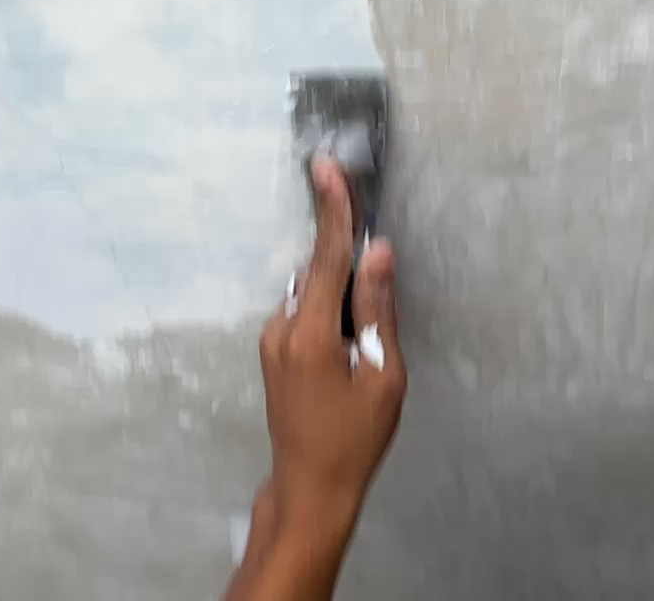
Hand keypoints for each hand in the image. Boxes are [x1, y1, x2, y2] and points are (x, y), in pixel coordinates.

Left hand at [258, 156, 406, 539]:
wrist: (309, 487)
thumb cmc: (355, 437)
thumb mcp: (383, 375)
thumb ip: (378, 308)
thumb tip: (377, 250)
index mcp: (309, 331)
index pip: (326, 255)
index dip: (332, 207)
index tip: (326, 166)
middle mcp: (281, 325)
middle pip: (320, 272)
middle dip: (352, 270)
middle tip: (376, 319)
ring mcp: (270, 337)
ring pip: (313, 292)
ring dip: (341, 296)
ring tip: (363, 350)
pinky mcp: (271, 347)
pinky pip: (304, 310)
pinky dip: (329, 311)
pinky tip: (345, 352)